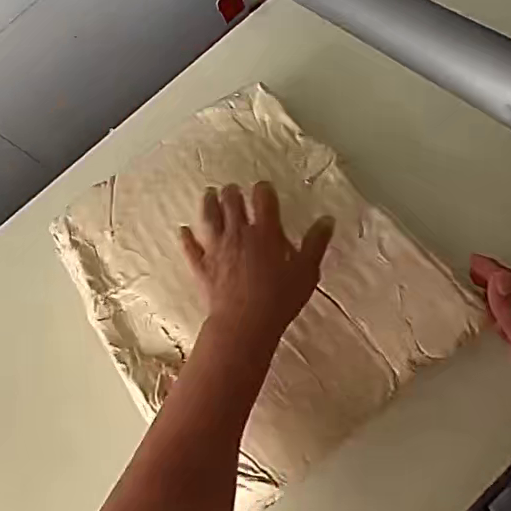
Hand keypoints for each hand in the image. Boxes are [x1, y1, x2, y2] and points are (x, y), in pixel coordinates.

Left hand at [180, 183, 334, 344]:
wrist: (244, 323)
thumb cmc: (279, 299)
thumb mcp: (306, 272)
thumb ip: (315, 243)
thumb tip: (327, 219)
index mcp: (265, 232)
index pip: (263, 200)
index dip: (263, 189)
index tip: (263, 186)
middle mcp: (238, 234)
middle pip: (231, 203)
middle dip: (232, 192)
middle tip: (232, 188)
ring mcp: (216, 248)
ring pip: (209, 218)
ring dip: (208, 203)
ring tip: (208, 193)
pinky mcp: (202, 265)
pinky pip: (191, 247)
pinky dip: (186, 237)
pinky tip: (183, 229)